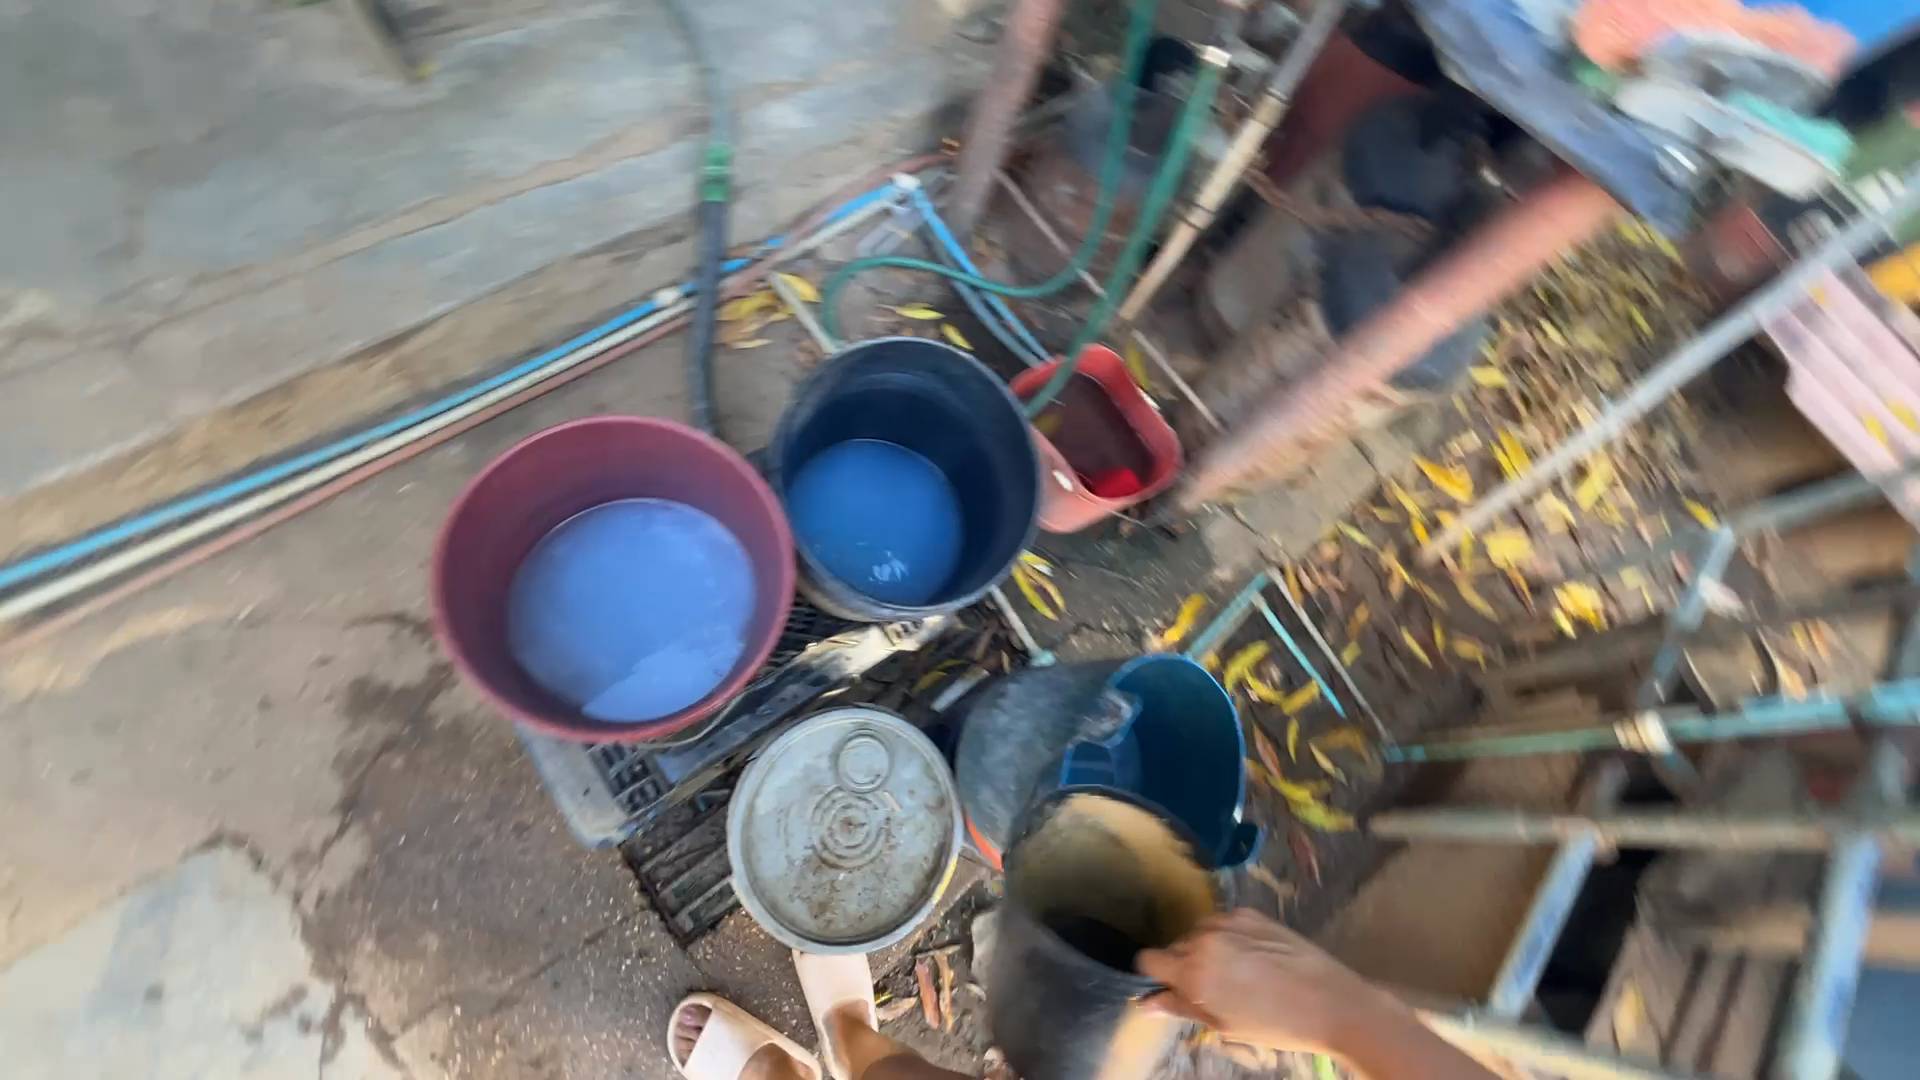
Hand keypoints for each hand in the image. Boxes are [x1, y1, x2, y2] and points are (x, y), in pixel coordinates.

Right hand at [1135, 909, 1404, 1054]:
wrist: (1332, 1003)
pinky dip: (1229, 936)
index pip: (1148, 958)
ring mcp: (1226, 920)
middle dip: (1185, 964)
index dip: (1155, 973)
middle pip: (1175, 946)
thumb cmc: (1276, 1025)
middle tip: (1213, 986)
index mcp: (1193, 971)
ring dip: (1207, 949)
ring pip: (1198, 932)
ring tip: (1237, 971)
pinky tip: (1253, 957)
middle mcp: (1203, 938)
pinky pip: (1223, 922)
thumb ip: (1181, 1007)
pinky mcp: (1247, 911)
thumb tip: (1146, 1003)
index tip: (1170, 984)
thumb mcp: (1225, 1025)